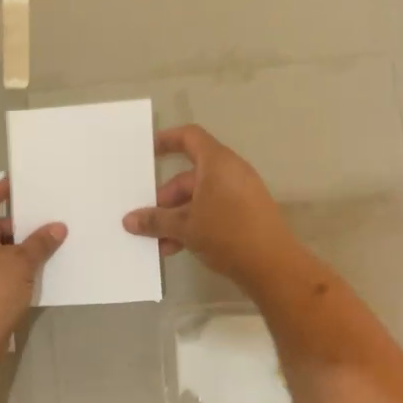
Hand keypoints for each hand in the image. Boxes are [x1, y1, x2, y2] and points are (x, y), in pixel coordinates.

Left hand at [0, 179, 65, 342]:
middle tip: (42, 222)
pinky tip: (29, 268)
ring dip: (13, 244)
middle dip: (15, 222)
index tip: (22, 185)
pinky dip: (6, 261)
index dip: (1, 189)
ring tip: (42, 245)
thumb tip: (57, 227)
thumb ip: (40, 242)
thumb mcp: (22, 263)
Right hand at [122, 125, 298, 290]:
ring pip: (199, 198)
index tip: (148, 150)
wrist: (273, 265)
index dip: (168, 140)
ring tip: (160, 242)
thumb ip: (155, 221)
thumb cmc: (226, 234)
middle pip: (189, 176)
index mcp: (217, 164)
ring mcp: (240, 193)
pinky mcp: (246, 214)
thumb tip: (129, 220)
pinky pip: (212, 210)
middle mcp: (230, 173)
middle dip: (165, 199)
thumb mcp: (184, 227)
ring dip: (177, 218)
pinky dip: (194, 224)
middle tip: (147, 220)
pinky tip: (178, 248)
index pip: (190, 138)